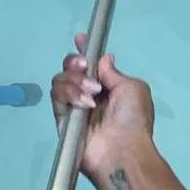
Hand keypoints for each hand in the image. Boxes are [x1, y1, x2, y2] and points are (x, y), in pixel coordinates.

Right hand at [50, 33, 155, 176]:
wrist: (122, 151)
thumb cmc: (133, 118)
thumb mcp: (133, 87)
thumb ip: (112, 72)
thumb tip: (103, 58)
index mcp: (109, 87)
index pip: (91, 65)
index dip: (84, 50)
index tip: (81, 39)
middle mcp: (89, 94)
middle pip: (70, 68)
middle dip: (75, 62)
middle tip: (84, 67)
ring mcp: (74, 107)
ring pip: (60, 80)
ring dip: (75, 81)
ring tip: (92, 93)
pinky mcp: (62, 119)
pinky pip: (56, 97)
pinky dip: (68, 95)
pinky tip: (84, 103)